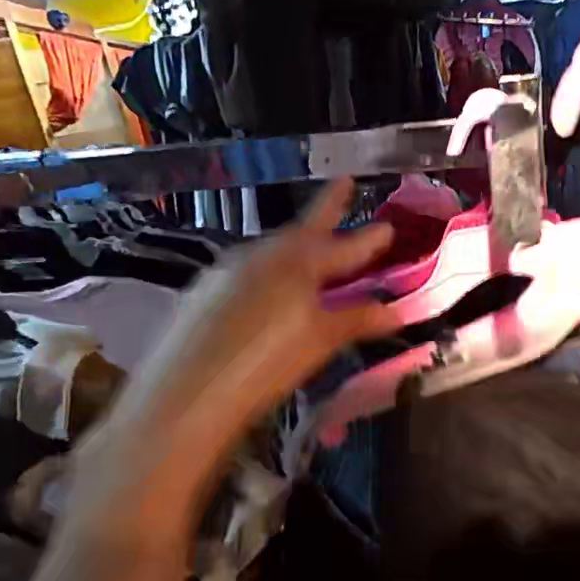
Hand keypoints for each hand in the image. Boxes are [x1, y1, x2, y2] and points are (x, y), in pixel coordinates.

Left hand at [81, 180, 396, 509]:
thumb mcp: (320, 343)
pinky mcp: (203, 288)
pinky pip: (247, 266)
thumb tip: (394, 310)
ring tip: (312, 251)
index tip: (388, 225)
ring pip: (272, 248)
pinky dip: (268, 268)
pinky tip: (268, 290)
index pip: (344, 244)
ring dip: (296, 244)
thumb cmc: (266, 366)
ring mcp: (228, 267)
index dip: (369, 237)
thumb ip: (357, 320)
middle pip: (303, 230)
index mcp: (298, 262)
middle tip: (343, 186)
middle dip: (326, 211)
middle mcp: (262, 253)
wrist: (185, 394)